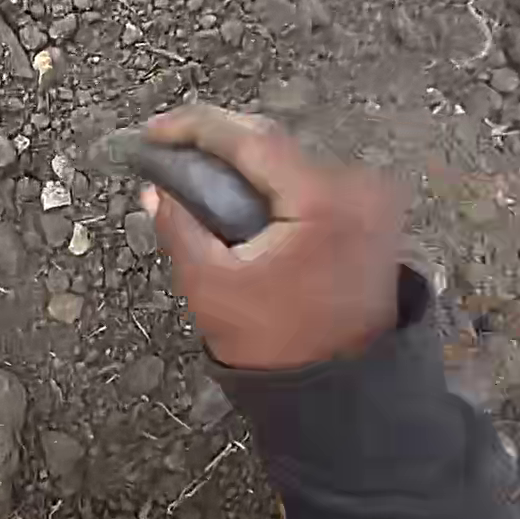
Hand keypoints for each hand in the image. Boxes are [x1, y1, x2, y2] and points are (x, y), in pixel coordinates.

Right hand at [141, 106, 404, 369]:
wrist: (344, 392)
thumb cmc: (275, 344)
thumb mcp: (210, 285)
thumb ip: (178, 227)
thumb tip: (154, 189)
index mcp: (322, 201)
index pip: (250, 139)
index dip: (194, 126)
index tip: (152, 131)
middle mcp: (356, 187)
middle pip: (271, 140)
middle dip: (213, 136)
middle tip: (164, 144)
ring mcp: (368, 198)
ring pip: (287, 155)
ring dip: (237, 154)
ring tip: (189, 160)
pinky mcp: (366, 212)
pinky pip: (304, 175)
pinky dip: (263, 174)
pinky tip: (230, 181)